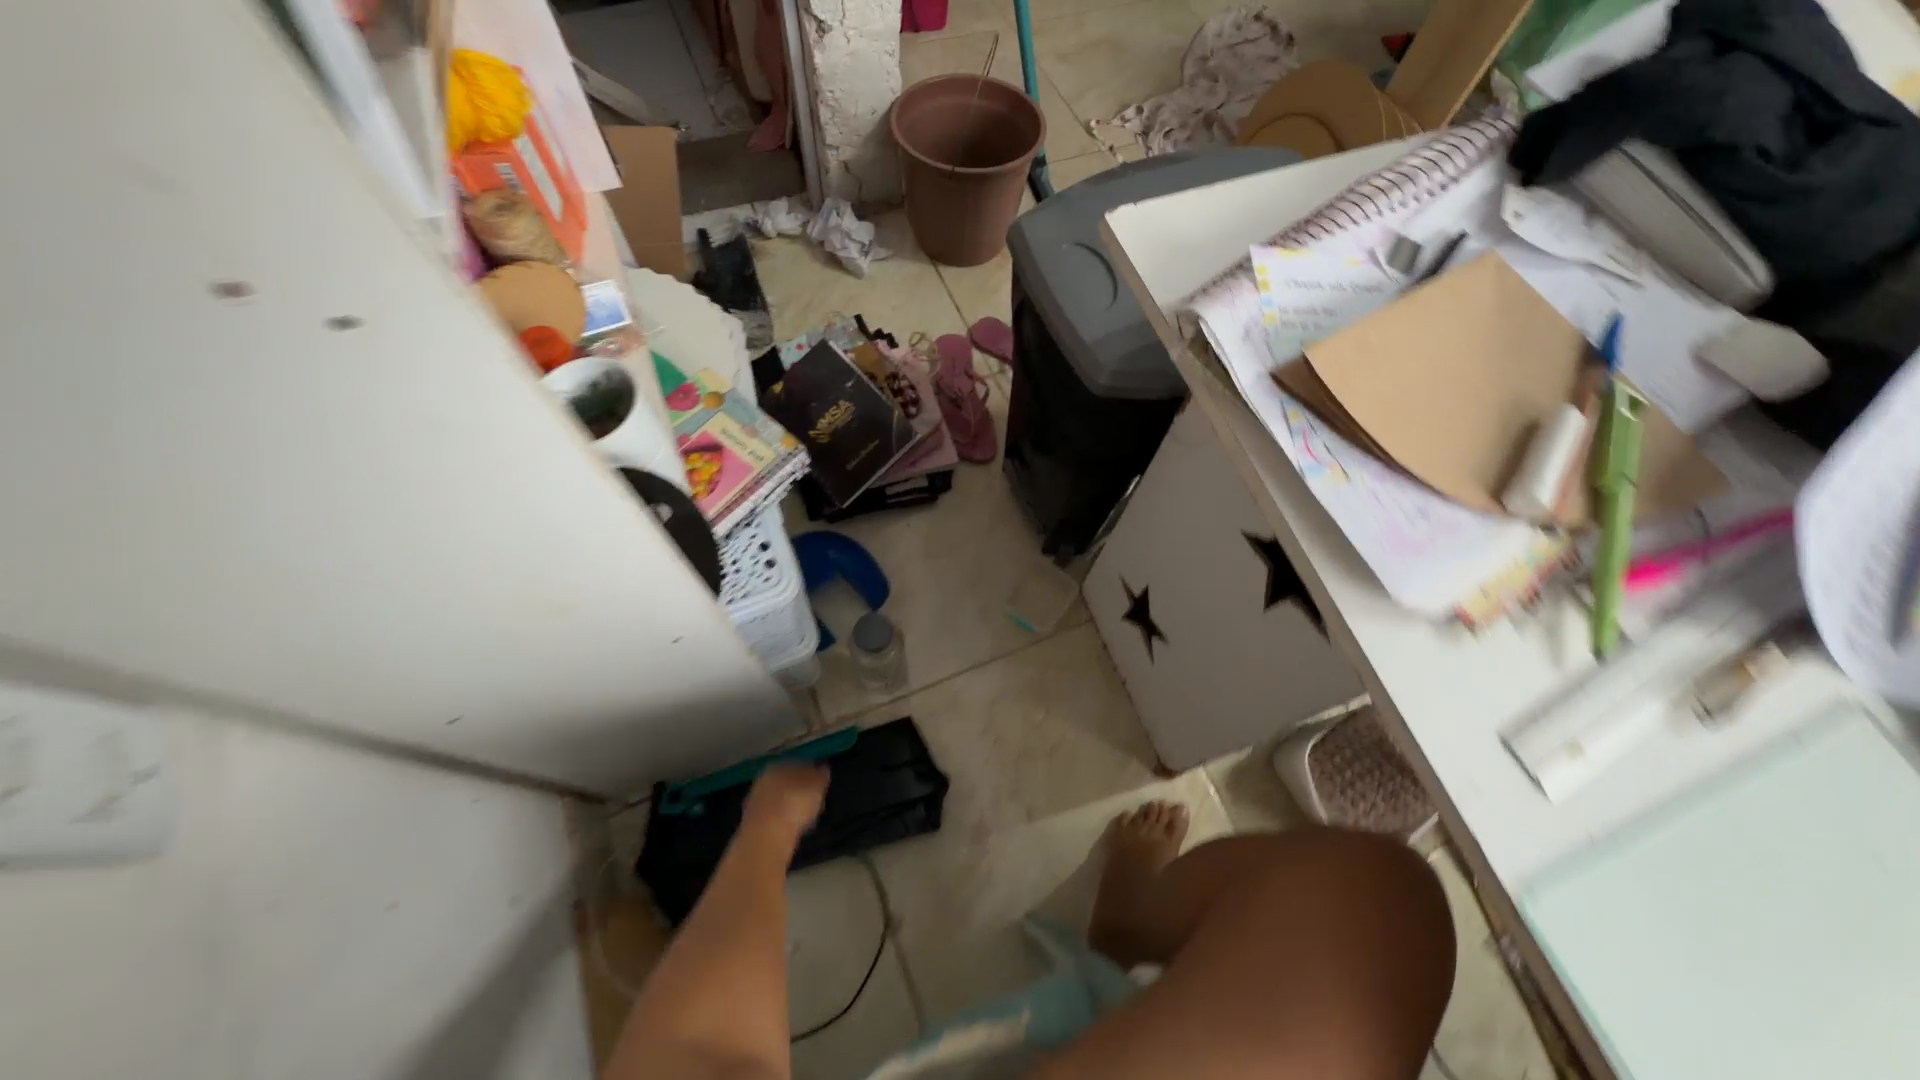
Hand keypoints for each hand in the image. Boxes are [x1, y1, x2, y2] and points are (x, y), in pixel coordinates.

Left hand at [741, 763, 828, 841]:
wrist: (765, 837)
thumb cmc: (795, 805)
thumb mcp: (816, 788)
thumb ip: (820, 777)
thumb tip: (822, 769)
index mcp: (777, 766)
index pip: (797, 765)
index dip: (810, 773)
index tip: (821, 783)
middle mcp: (762, 780)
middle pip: (784, 782)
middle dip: (797, 789)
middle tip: (813, 799)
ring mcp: (755, 802)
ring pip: (777, 800)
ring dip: (788, 806)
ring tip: (804, 816)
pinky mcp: (752, 823)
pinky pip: (772, 817)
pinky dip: (781, 820)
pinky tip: (791, 827)